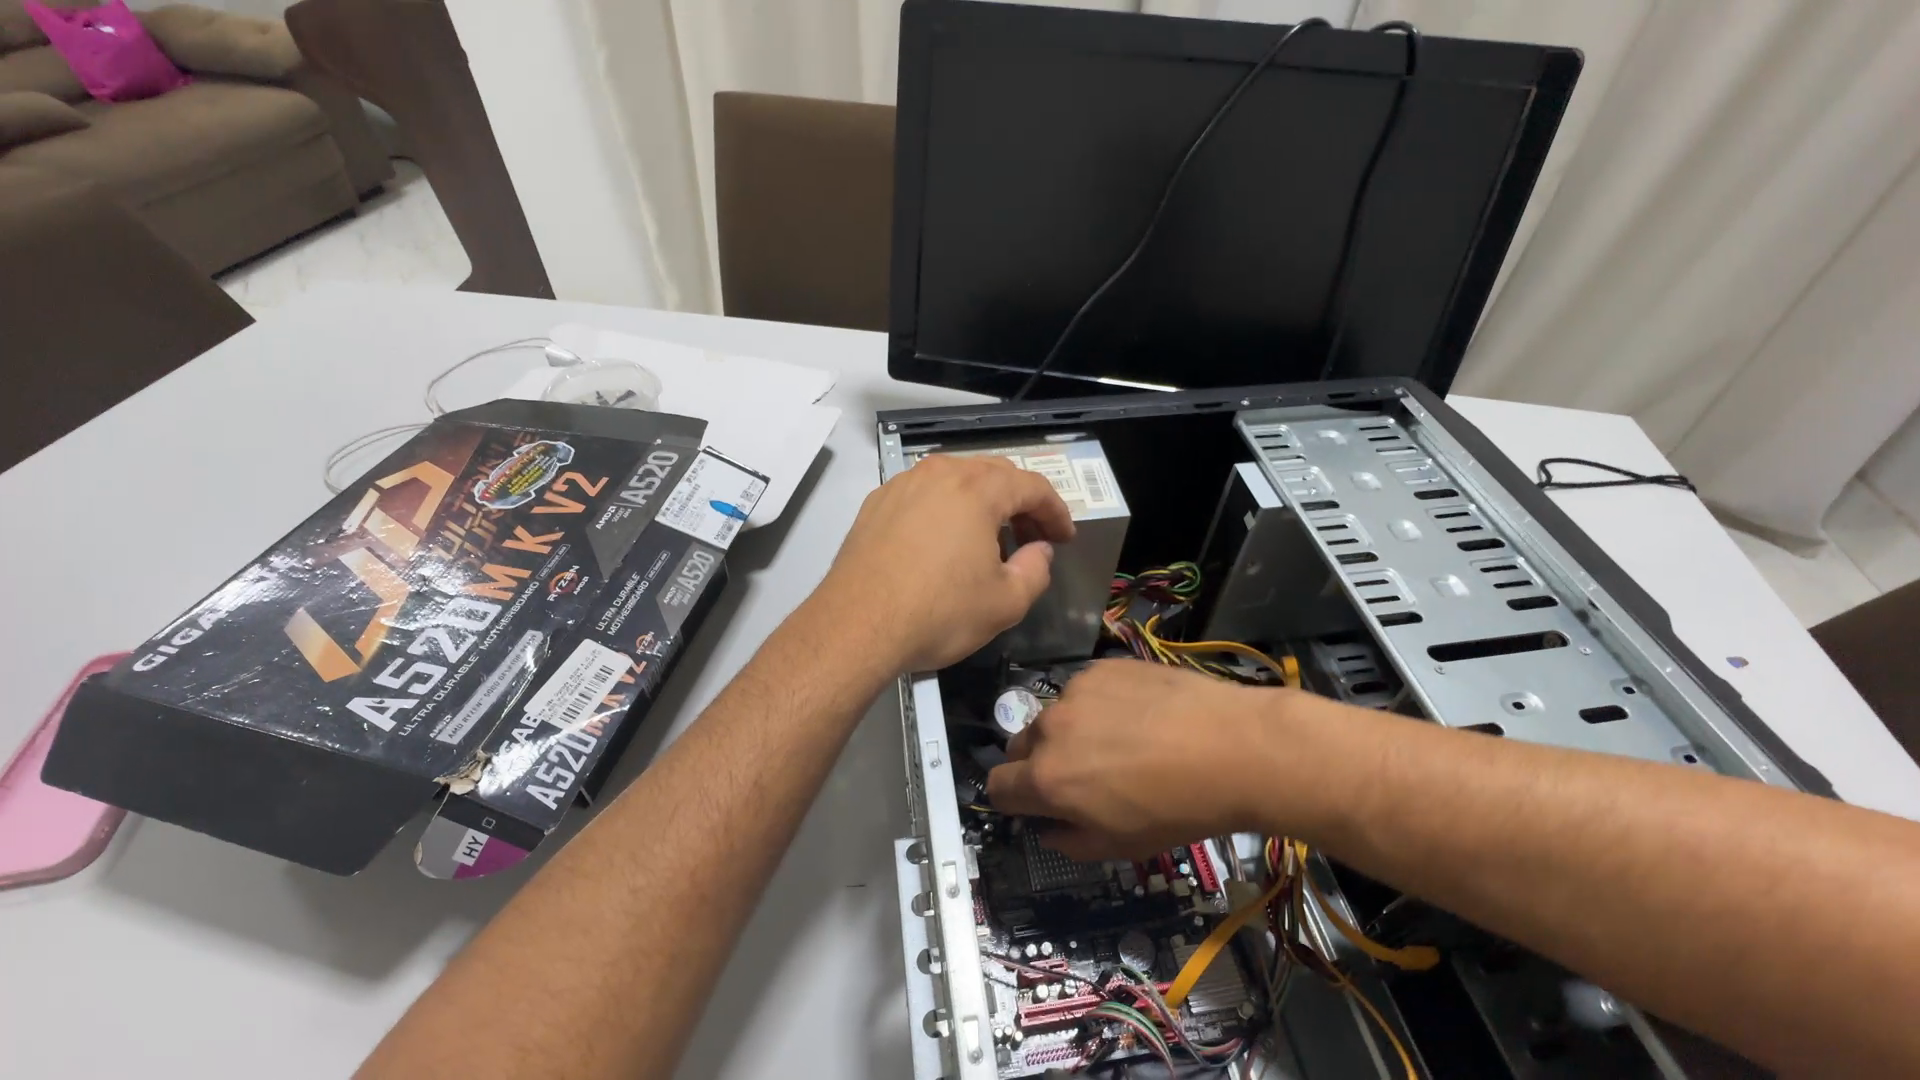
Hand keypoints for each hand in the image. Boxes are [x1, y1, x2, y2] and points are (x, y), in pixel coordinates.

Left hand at [814, 453, 1074, 674]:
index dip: (1056, 511)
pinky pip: (923, 495)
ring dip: (982, 503)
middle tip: (1033, 536)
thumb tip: (1039, 551)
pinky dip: (946, 509)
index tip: (1065, 537)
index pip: (1032, 486)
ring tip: (991, 539)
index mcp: (977, 489)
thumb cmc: (939, 613)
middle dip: (1021, 503)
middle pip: (994, 474)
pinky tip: (945, 543)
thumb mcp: (1005, 603)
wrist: (856, 627)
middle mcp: (939, 474)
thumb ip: (1035, 570)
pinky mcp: (875, 505)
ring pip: (955, 480)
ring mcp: (902, 485)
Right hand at [986, 659, 1307, 859]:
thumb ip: (1070, 841)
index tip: (1036, 803)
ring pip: (1055, 716)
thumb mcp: (1121, 846)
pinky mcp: (1103, 667)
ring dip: (1070, 731)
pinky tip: (1140, 715)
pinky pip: (1085, 690)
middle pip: (1020, 747)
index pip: (997, 787)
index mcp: (1046, 779)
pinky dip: (1099, 704)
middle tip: (1084, 775)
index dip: (1013, 800)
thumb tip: (1050, 828)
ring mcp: (1076, 691)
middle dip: (1039, 763)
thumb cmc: (1179, 809)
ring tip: (1120, 740)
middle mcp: (1050, 729)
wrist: (1235, 747)